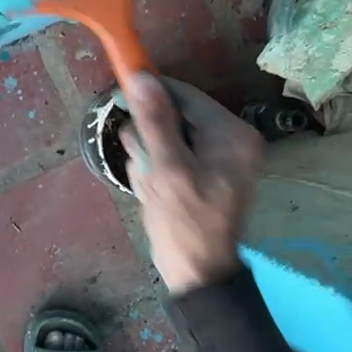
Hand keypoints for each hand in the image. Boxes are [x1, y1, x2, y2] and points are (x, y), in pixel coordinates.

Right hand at [119, 72, 264, 295]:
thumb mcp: (167, 170)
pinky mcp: (205, 170)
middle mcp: (232, 138)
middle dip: (150, 140)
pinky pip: (170, 154)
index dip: (150, 94)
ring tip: (151, 186)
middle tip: (146, 168)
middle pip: (174, 115)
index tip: (118, 97)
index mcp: (233, 134)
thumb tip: (141, 77)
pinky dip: (156, 169)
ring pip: (166, 135)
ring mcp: (219, 155)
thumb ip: (155, 122)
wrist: (197, 274)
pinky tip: (155, 191)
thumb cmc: (185, 224)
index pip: (185, 95)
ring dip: (149, 158)